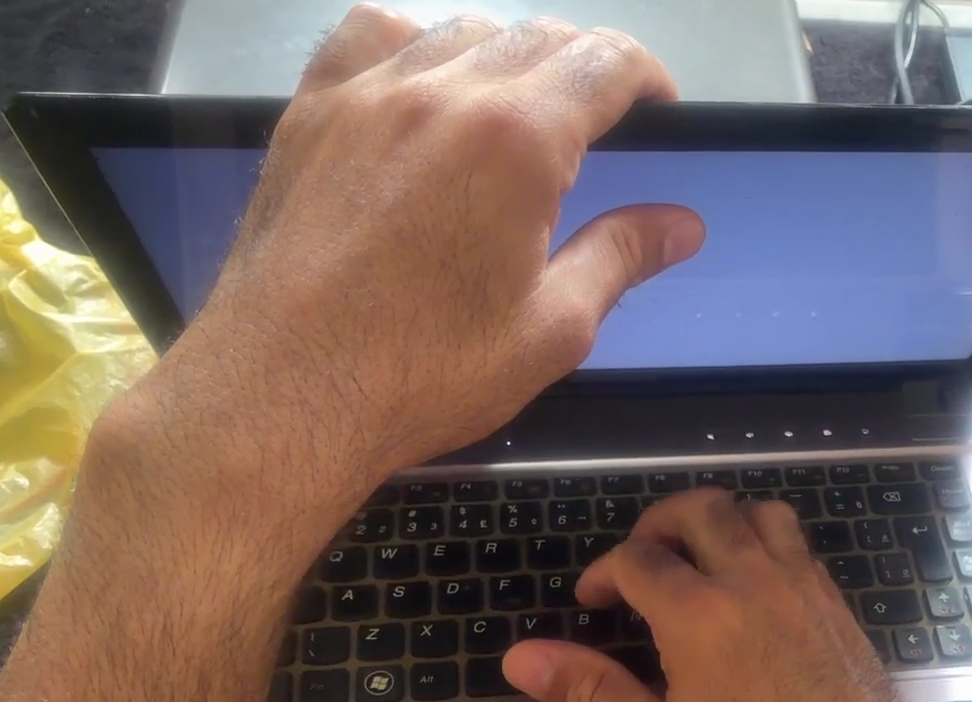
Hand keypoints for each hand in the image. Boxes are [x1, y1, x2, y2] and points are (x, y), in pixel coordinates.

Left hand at [108, 6, 704, 503]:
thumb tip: (683, 225)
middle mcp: (441, 89)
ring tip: (524, 115)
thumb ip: (620, 257)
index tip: (662, 108)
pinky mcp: (309, 112)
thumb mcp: (554, 328)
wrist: (287, 395)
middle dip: (587, 68)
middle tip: (605, 125)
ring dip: (511, 58)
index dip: (646, 77)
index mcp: (516, 141)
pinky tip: (430, 92)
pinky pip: (374, 38)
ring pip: (460, 29)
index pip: (602, 63)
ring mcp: (364, 91)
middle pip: (538, 37)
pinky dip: (422, 46)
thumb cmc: (436, 372)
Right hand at [502, 491, 971, 701]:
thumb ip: (592, 690)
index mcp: (700, 613)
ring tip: (702, 560)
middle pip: (703, 510)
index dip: (604, 570)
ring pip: (763, 514)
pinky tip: (759, 594)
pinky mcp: (840, 609)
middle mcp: (756, 582)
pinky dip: (768, 546)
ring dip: (723, 522)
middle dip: (659, 522)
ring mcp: (807, 589)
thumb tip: (522, 657)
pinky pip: (800, 549)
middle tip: (641, 559)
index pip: (637, 559)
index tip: (593, 599)